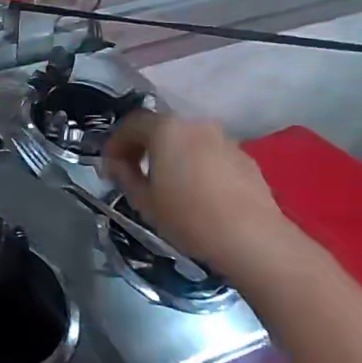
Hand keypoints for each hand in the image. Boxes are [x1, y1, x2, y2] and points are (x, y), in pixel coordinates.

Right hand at [103, 111, 287, 263]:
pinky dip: (195, 163)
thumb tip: (118, 164)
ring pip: (187, 139)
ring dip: (171, 154)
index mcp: (166, 130)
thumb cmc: (187, 217)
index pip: (131, 124)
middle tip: (132, 171)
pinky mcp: (245, 158)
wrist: (252, 238)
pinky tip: (196, 190)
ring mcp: (224, 139)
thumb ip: (125, 175)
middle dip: (143, 145)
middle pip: (161, 127)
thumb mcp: (143, 200)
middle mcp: (195, 125)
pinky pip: (209, 153)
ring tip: (165, 182)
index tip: (109, 166)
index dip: (115, 144)